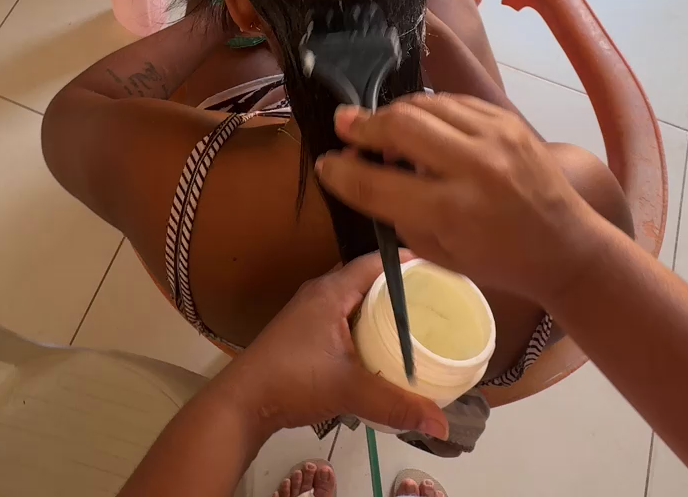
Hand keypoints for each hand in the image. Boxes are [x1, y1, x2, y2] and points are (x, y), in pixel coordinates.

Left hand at [216, 253, 448, 439]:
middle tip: (434, 295)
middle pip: (366, 277)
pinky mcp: (305, 329)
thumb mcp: (349, 390)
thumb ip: (396, 405)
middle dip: (398, 284)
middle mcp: (321, 292)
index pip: (374, 263)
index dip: (405, 262)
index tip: (438, 268)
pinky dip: (365, 320)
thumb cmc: (294, 379)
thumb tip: (442, 425)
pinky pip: (344, 313)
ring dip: (380, 304)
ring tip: (415, 317)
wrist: (245, 399)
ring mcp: (310, 310)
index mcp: (331, 291)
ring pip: (354, 297)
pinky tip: (382, 342)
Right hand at [317, 93, 604, 303]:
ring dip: (394, 113)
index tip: (325, 163)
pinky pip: (451, 101)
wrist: (567, 247)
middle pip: (400, 124)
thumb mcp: (438, 251)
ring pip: (424, 104)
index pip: (377, 183)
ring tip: (382, 127)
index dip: (341, 172)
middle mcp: (475, 167)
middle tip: (344, 124)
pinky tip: (420, 124)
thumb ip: (394, 209)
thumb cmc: (497, 260)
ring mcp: (496, 136)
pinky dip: (427, 110)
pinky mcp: (508, 120)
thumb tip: (358, 167)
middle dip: (363, 124)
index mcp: (454, 211)